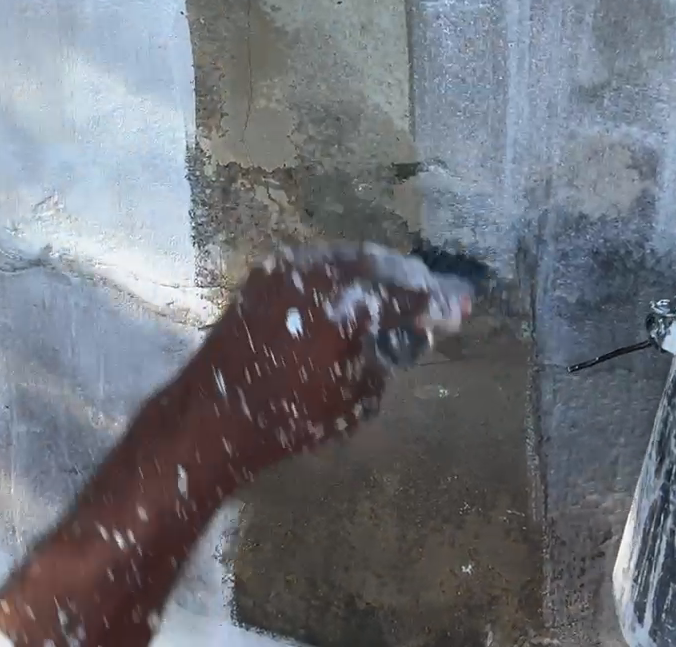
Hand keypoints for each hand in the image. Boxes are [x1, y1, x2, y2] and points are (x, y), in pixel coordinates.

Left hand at [0, 244, 471, 646]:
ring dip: (376, 270)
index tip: (462, 302)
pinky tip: (354, 286)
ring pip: (347, 256)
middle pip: (379, 264)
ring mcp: (286, 268)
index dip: (438, 301)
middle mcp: (315, 276)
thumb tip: (406, 333)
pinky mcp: (266, 271)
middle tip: (432, 293)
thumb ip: (387, 358)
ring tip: (397, 287)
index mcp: (343, 309)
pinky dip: (343, 270)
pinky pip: (318, 261)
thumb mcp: (355, 400)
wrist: (213, 411)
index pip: (406, 296)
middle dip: (409, 279)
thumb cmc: (287, 419)